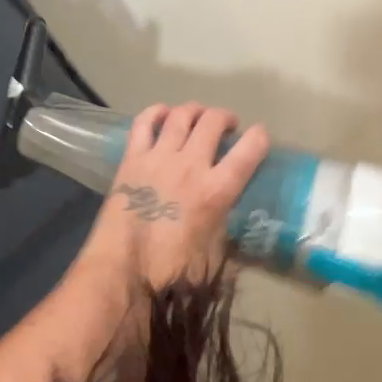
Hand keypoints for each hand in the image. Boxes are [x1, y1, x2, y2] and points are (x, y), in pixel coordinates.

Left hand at [68, 103, 269, 292]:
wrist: (122, 269)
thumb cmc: (170, 271)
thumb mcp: (212, 253)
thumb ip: (223, 226)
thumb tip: (228, 218)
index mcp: (215, 191)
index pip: (248, 152)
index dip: (259, 138)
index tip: (259, 135)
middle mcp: (190, 165)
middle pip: (212, 122)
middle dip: (225, 117)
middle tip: (227, 126)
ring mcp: (159, 157)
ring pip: (181, 115)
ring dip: (195, 110)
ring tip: (199, 115)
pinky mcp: (132, 157)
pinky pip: (144, 122)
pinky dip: (156, 111)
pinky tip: (163, 113)